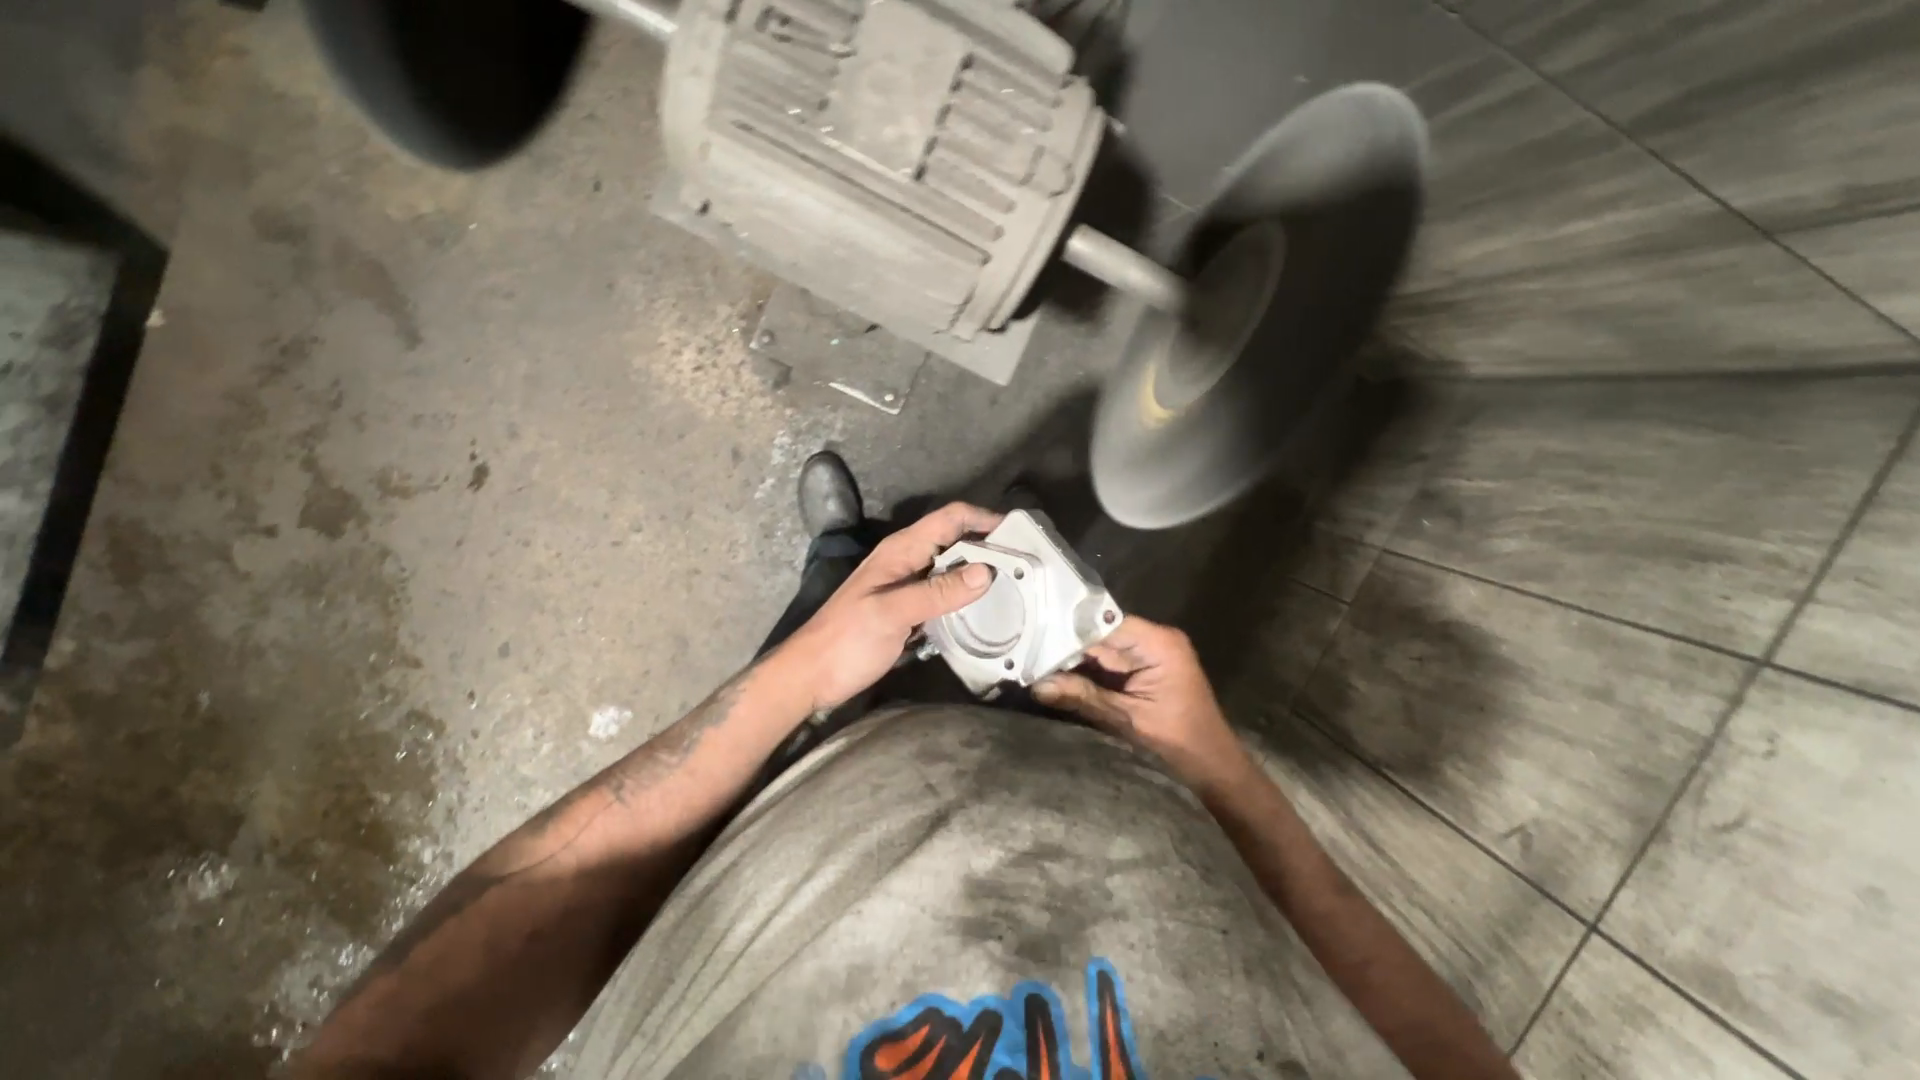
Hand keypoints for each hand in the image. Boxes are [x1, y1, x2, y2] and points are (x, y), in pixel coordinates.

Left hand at [778, 502, 1003, 709]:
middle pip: (955, 542)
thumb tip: (987, 571)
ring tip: (1018, 589)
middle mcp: (906, 562)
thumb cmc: (846, 641)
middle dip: (989, 547)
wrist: (810, 677)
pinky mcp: (908, 613)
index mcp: (900, 551)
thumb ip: (937, 592)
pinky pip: (944, 598)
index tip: (1021, 533)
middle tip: (1028, 566)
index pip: (949, 518)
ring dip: (980, 575)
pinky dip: (965, 600)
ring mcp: (906, 588)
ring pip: (951, 571)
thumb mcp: (892, 614)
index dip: (984, 518)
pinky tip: (987, 614)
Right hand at [1033, 616, 1251, 795]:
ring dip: (1073, 661)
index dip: (1069, 630)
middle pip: (1101, 635)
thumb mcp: (1127, 718)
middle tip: (1026, 653)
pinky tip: (1056, 677)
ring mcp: (1150, 655)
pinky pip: (1109, 664)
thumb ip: (1084, 697)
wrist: (1212, 765)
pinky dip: (1087, 672)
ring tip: (1034, 665)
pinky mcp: (1144, 670)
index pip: (1104, 623)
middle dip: (1067, 647)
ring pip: (1101, 650)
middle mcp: (1155, 640)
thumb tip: (1038, 686)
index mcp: (1158, 643)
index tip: (1034, 637)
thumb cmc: (1178, 740)